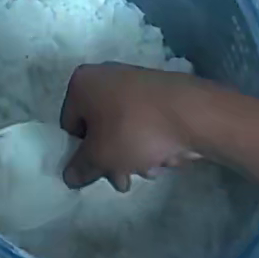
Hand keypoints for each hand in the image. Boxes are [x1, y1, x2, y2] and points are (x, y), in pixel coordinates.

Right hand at [59, 63, 213, 190]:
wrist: (189, 112)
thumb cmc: (133, 130)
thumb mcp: (101, 156)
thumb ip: (82, 167)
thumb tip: (68, 176)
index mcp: (81, 83)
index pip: (69, 125)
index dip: (83, 152)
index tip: (100, 170)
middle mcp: (102, 75)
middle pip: (97, 127)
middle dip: (110, 158)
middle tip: (125, 181)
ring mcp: (130, 81)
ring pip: (121, 126)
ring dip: (131, 152)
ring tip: (151, 168)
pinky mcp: (155, 91)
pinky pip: (142, 119)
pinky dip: (148, 138)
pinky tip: (164, 154)